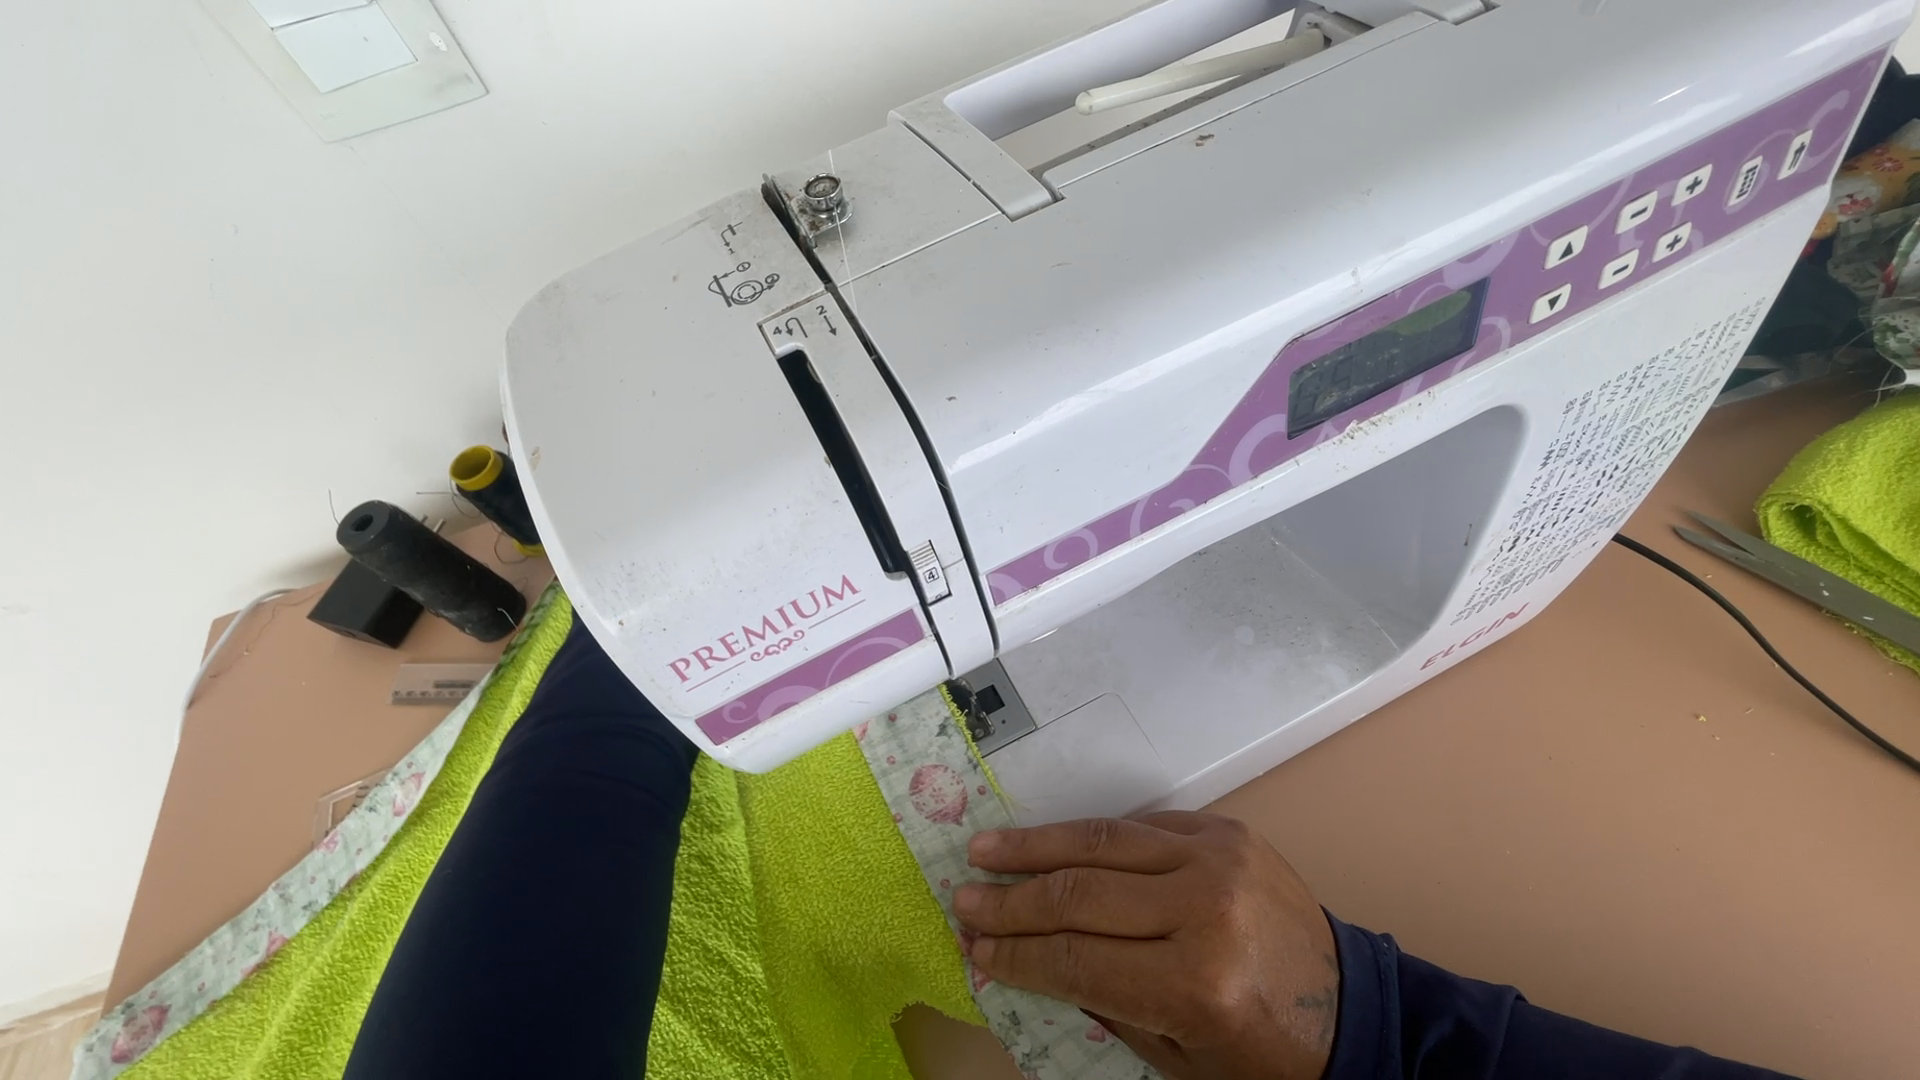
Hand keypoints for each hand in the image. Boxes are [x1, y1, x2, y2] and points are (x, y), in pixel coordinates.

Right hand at [953, 812, 1338, 1079]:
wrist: (1347, 1006)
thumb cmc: (1259, 1049)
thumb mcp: (1175, 1055)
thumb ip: (1098, 1000)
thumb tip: (1021, 957)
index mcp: (1195, 982)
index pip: (1075, 959)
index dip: (1015, 954)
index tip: (974, 947)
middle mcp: (1203, 909)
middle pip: (1078, 894)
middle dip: (1011, 900)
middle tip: (964, 897)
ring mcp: (1215, 858)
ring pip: (1100, 840)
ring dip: (1034, 846)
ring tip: (985, 850)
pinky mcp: (1224, 829)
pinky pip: (1139, 825)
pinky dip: (1089, 837)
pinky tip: (1052, 844)